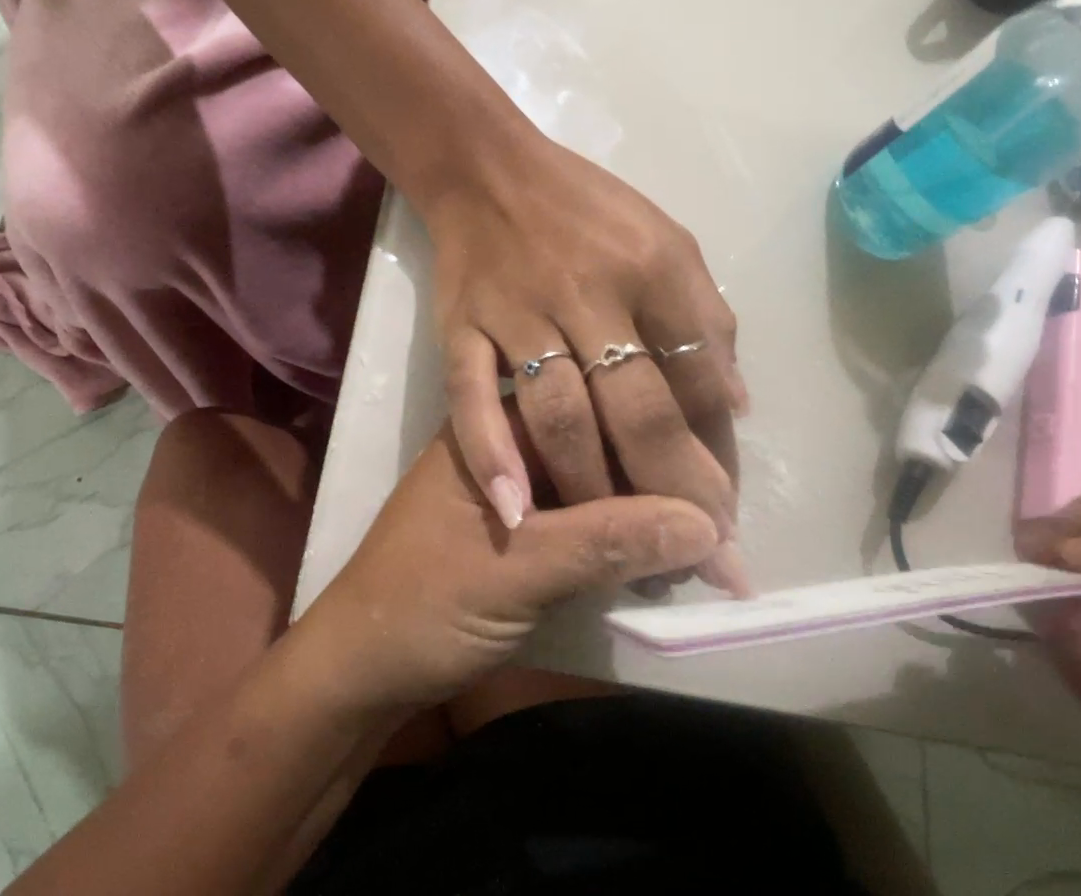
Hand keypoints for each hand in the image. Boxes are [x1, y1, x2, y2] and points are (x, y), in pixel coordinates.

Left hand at [296, 420, 718, 710]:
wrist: (361, 668)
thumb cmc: (422, 606)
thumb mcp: (514, 571)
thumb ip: (605, 541)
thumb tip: (707, 526)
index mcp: (495, 426)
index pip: (596, 412)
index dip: (661, 454)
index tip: (719, 509)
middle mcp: (512, 444)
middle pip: (607, 447)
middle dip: (665, 496)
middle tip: (717, 550)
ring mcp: (521, 488)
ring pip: (606, 487)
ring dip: (652, 524)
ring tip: (698, 567)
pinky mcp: (530, 530)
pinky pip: (593, 522)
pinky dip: (628, 545)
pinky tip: (661, 570)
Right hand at [424, 134, 749, 595]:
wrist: (485, 171)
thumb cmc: (585, 209)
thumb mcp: (666, 241)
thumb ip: (703, 318)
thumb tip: (734, 403)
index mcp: (652, 269)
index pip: (698, 380)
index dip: (718, 455)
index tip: (729, 521)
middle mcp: (589, 294)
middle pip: (640, 410)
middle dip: (678, 494)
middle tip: (705, 567)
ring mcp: (518, 314)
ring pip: (562, 415)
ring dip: (597, 492)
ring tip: (627, 563)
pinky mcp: (460, 329)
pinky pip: (471, 397)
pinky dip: (491, 453)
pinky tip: (514, 512)